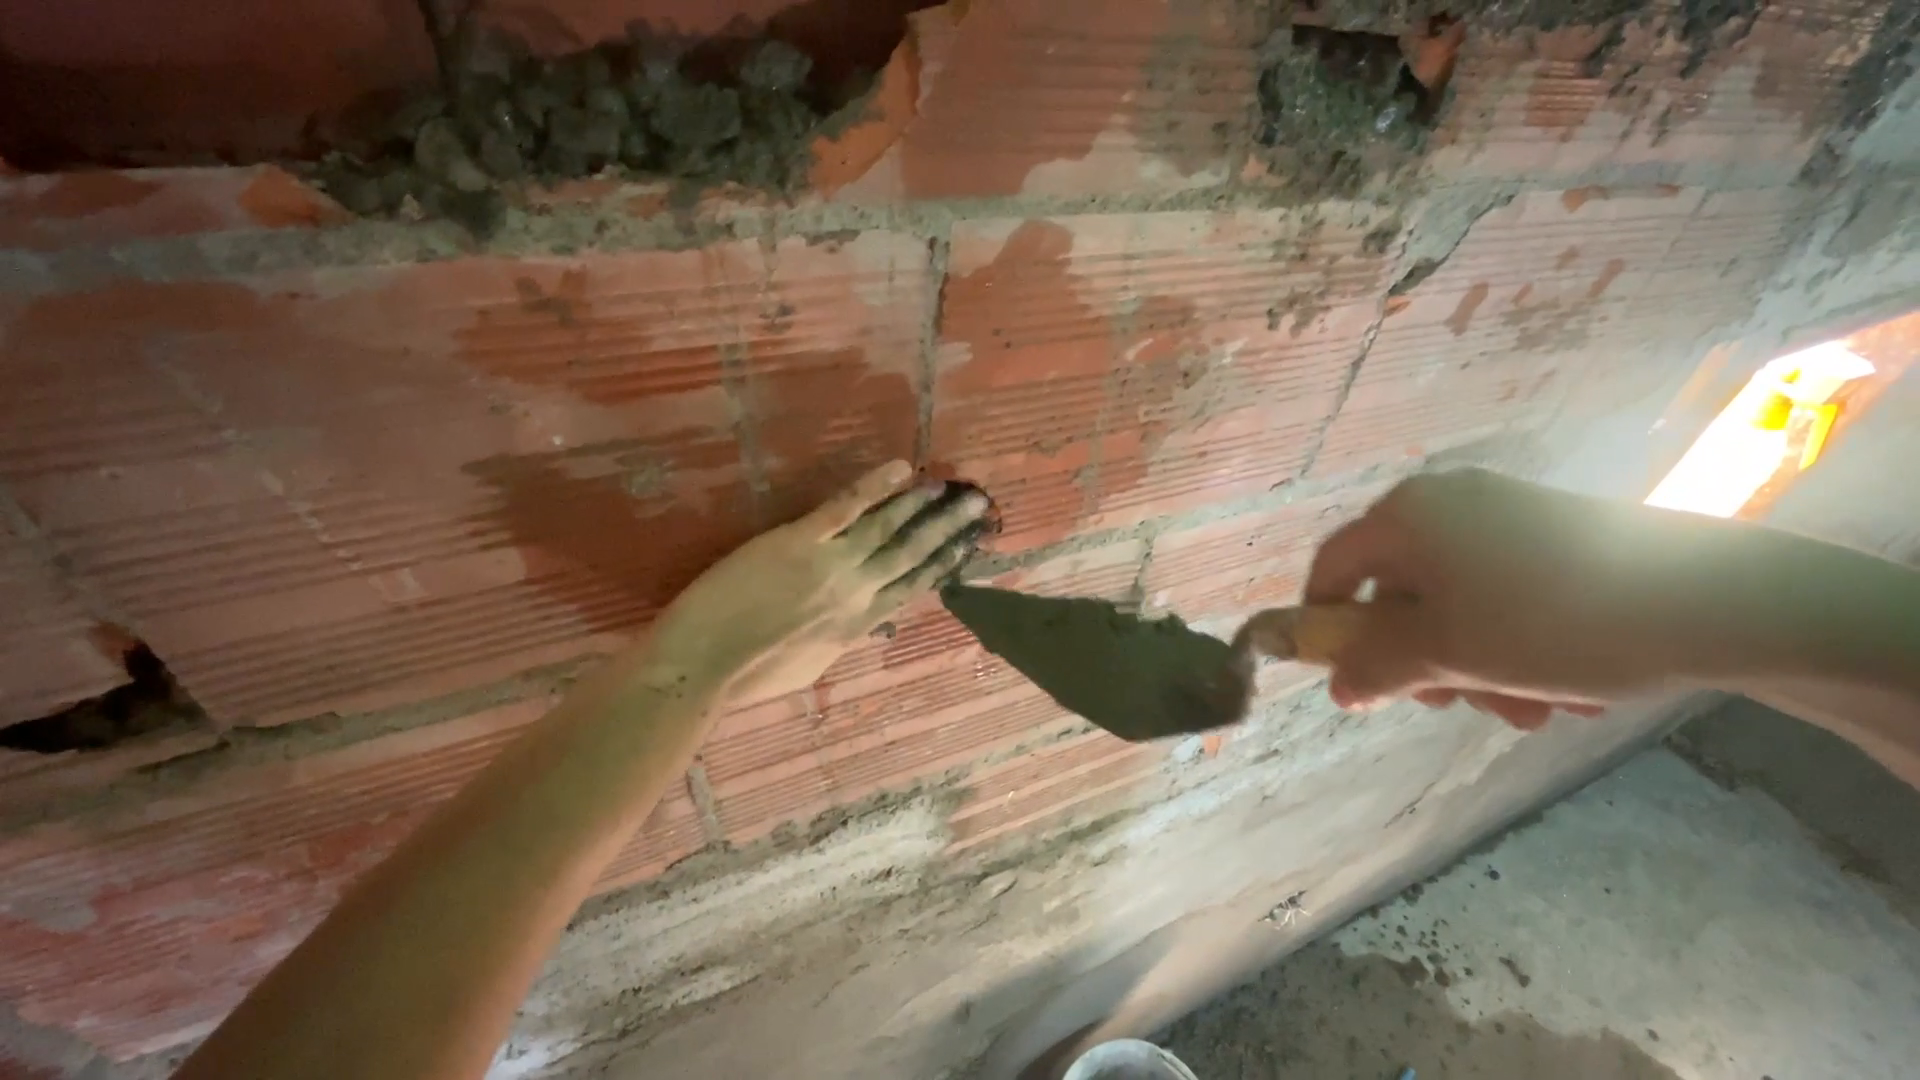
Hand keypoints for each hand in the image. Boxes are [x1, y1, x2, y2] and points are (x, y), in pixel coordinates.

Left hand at [650, 460, 991, 704]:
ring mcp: (831, 564)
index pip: (911, 588)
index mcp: (857, 626)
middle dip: (948, 529)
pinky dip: (875, 486)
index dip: (943, 564)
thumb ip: (840, 639)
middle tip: (979, 505)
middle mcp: (856, 593)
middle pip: (912, 555)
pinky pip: (846, 507)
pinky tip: (899, 468)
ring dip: (921, 505)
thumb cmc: (750, 674)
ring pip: (888, 529)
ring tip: (947, 486)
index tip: (967, 546)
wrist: (704, 662)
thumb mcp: (811, 667)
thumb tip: (859, 623)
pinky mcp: (800, 540)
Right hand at [1304, 468, 1701, 728]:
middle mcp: (1446, 503)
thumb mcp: (1446, 656)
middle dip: (1422, 659)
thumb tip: (1338, 688)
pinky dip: (1514, 642)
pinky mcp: (1555, 534)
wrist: (1719, 599)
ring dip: (1475, 664)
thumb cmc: (1546, 622)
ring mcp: (1505, 515)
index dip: (1326, 622)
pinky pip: (1504, 592)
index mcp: (1406, 516)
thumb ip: (1375, 669)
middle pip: (1400, 591)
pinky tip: (1562, 688)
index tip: (1346, 673)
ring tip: (1530, 713)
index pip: (1333, 567)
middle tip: (1453, 706)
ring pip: (1456, 601)